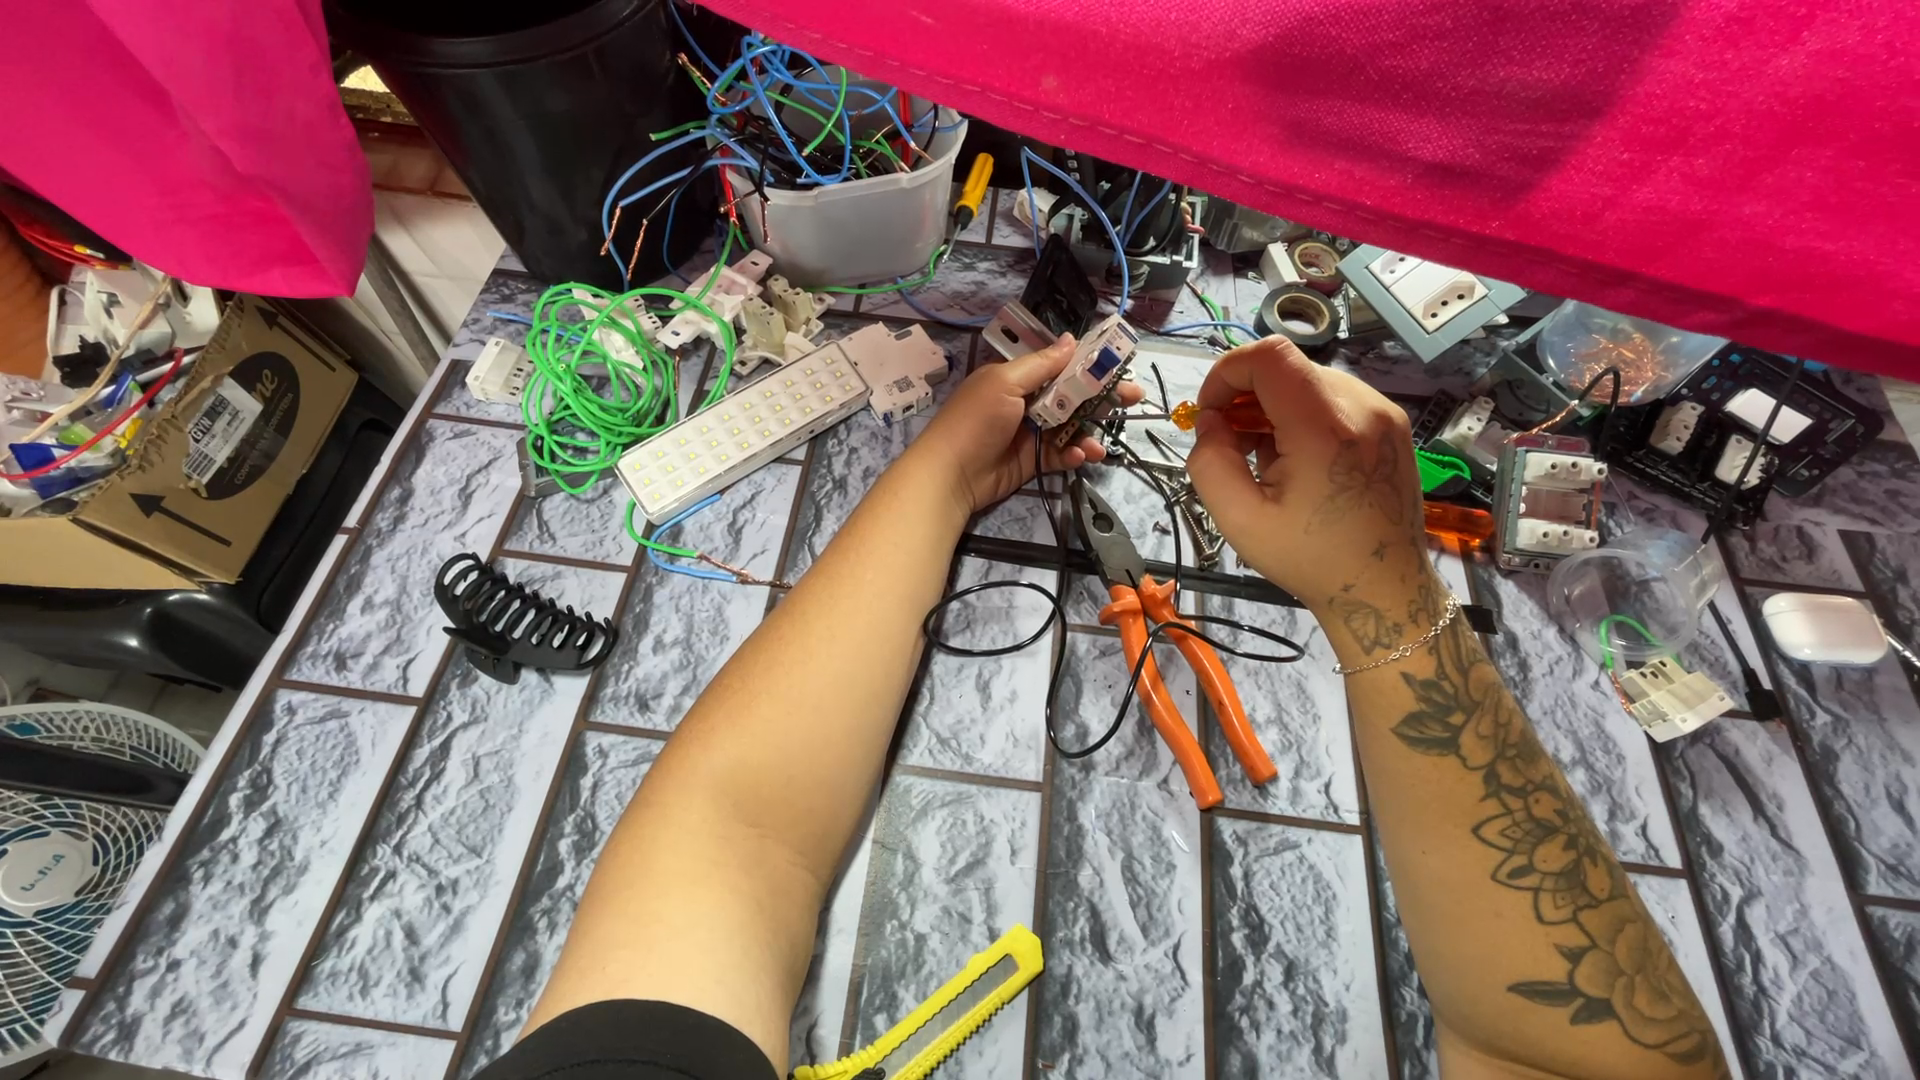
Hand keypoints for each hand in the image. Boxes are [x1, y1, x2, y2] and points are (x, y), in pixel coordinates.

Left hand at [907, 335, 1142, 514]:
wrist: (951, 474)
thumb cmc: (975, 420)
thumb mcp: (1005, 382)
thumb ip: (1042, 365)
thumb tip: (1071, 339)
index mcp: (1018, 378)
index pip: (1060, 365)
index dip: (1089, 364)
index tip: (1119, 364)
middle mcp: (1027, 402)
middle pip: (1073, 395)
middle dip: (1103, 397)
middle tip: (1134, 398)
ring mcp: (1031, 433)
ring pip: (1071, 427)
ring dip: (1090, 433)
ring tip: (1101, 445)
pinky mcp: (1033, 461)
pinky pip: (1061, 453)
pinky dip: (1073, 454)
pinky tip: (1080, 456)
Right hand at [1184, 338, 1436, 652]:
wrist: (1382, 587)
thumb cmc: (1308, 558)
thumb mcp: (1239, 519)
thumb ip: (1210, 462)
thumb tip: (1211, 421)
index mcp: (1324, 429)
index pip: (1269, 356)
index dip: (1226, 372)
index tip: (1210, 412)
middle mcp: (1362, 406)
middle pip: (1287, 367)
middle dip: (1244, 395)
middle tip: (1229, 442)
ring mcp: (1384, 412)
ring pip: (1308, 380)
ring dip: (1271, 406)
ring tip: (1262, 455)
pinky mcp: (1391, 424)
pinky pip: (1333, 398)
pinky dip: (1300, 414)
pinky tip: (1294, 457)